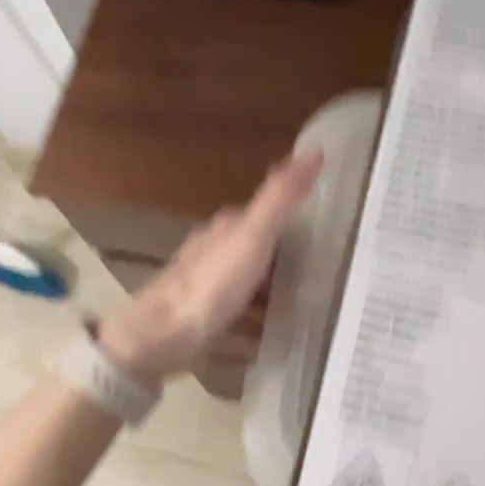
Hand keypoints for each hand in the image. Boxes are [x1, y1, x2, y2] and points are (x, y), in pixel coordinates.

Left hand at [97, 150, 322, 380]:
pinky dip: (254, 317)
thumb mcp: (253, 237)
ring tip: (303, 303)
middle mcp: (210, 251)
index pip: (262, 213)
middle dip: (281, 256)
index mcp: (225, 228)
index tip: (323, 230)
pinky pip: (236, 312)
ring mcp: (202, 286)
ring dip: (268, 288)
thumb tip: (315, 149)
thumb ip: (281, 198)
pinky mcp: (199, 319)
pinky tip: (268, 331)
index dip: (290, 219)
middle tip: (321, 271)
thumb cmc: (210, 286)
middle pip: (253, 248)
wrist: (161, 336)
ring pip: (244, 280)